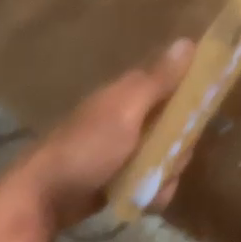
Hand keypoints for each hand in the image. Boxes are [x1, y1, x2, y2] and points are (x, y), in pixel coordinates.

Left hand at [2, 38, 194, 229]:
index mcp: (134, 90)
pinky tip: (146, 201)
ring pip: (169, 153)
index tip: (199, 116)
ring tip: (152, 187)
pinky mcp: (124, 174)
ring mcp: (129, 146)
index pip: (179, 81)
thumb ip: (159, 80)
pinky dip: (154, 190)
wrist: (41, 200)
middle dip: (179, 145)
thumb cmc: (85, 148)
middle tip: (168, 158)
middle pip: (179, 123)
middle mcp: (135, 113)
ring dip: (167, 172)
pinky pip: (154, 178)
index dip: (194, 96)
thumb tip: (189, 40)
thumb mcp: (126, 111)